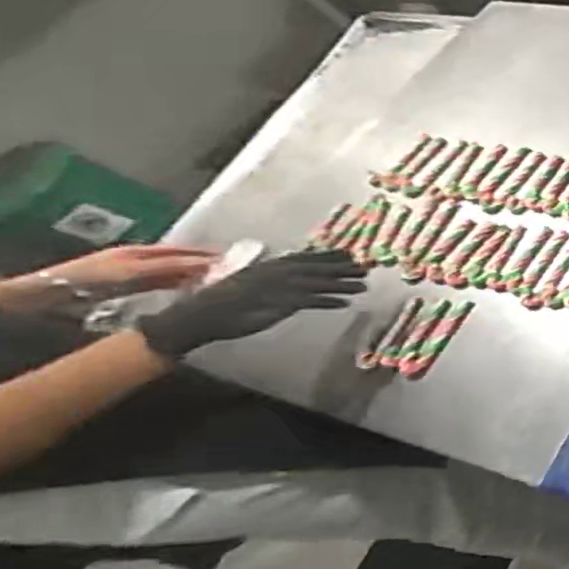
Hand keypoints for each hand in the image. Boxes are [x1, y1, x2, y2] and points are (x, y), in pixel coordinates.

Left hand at [36, 244, 218, 294]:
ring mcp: (131, 273)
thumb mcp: (134, 272)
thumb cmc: (92, 279)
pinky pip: (161, 283)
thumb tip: (208, 264)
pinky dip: (178, 284)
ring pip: (170, 271)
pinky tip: (189, 290)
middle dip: (202, 262)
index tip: (234, 259)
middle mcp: (137, 259)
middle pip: (176, 259)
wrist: (51, 294)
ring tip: (217, 280)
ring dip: (192, 274)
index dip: (205, 254)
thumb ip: (171, 268)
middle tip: (231, 270)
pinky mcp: (127, 287)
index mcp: (139, 252)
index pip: (181, 251)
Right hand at [137, 250, 365, 358]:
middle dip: (342, 267)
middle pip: (317, 268)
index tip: (349, 254)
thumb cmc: (223, 301)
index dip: (328, 256)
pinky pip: (310, 301)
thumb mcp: (250, 283)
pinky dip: (328, 301)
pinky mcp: (279, 304)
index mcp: (269, 267)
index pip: (304, 258)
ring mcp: (278, 288)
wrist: (202, 315)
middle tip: (366, 267)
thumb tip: (290, 277)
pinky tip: (344, 303)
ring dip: (342, 284)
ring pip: (318, 283)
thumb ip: (271, 278)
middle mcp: (277, 273)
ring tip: (363, 285)